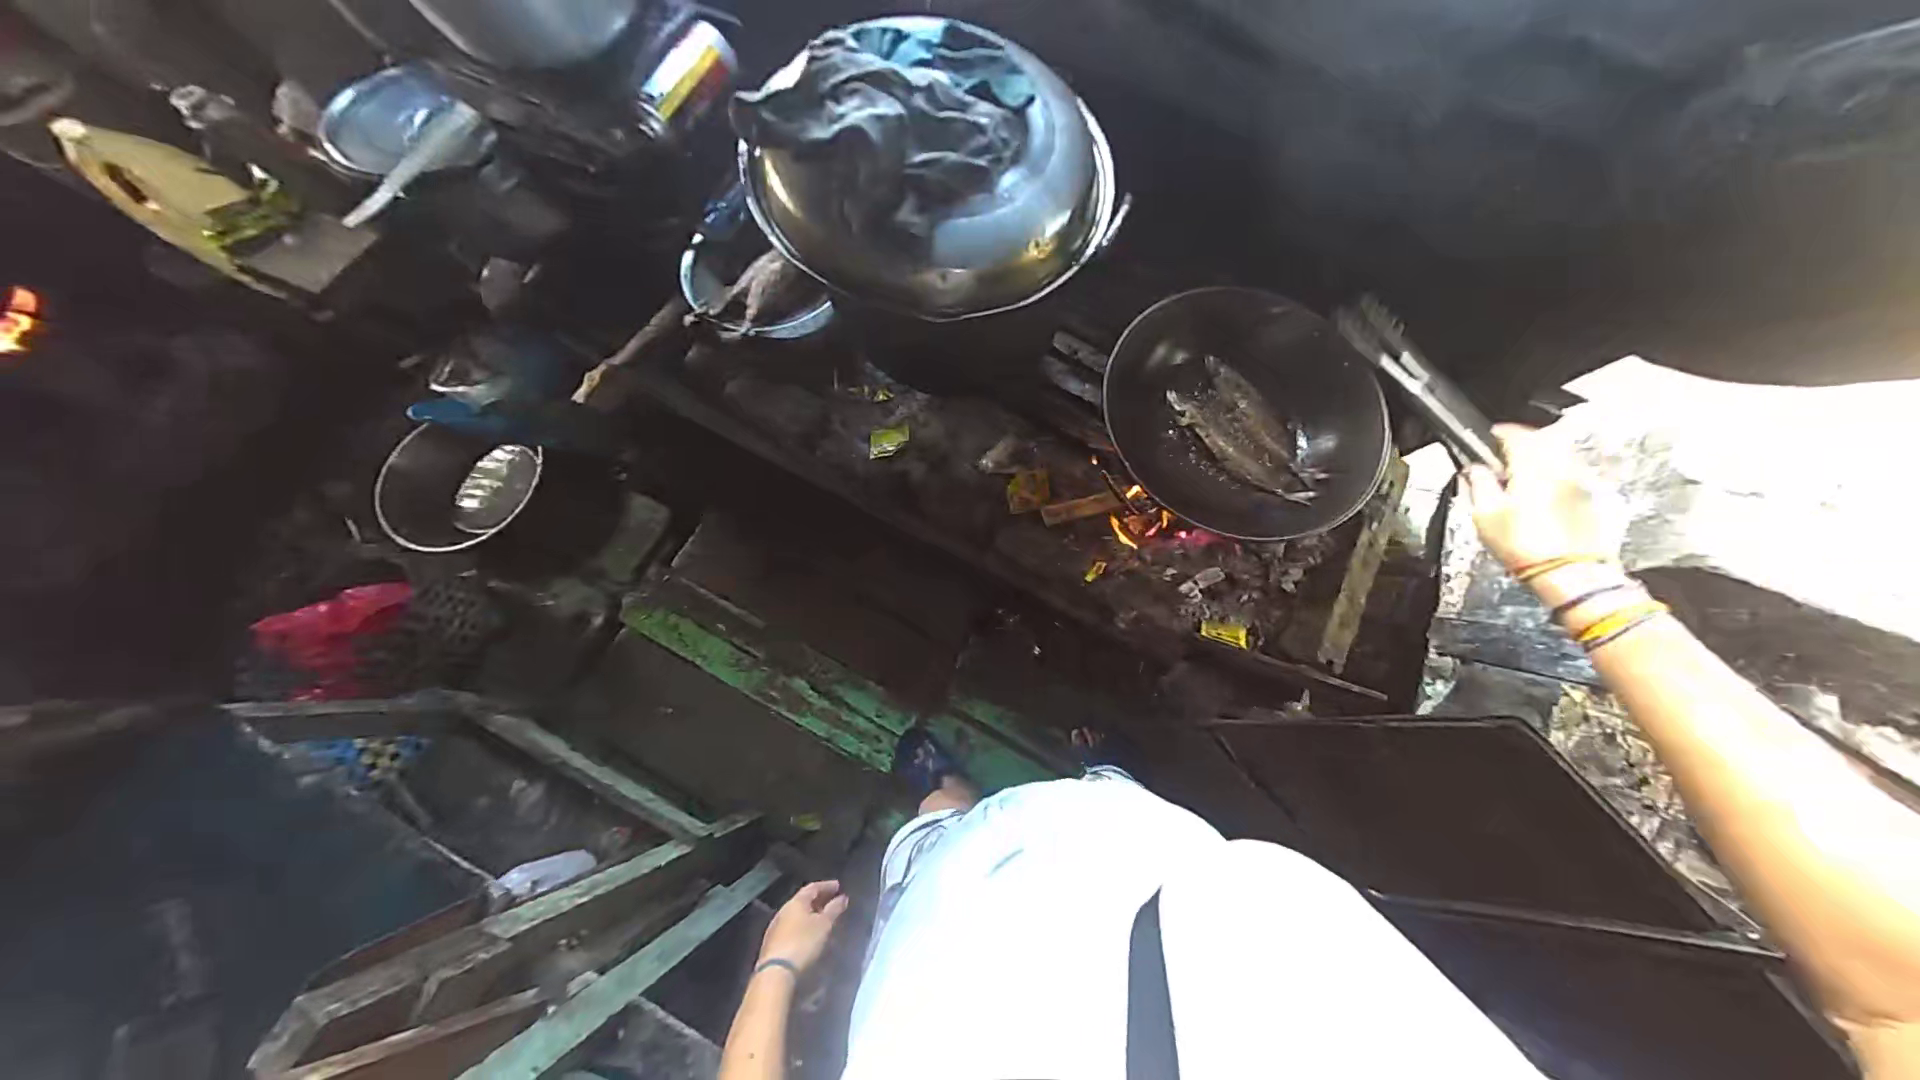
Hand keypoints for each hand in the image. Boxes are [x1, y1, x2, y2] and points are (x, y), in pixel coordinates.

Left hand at [757, 880, 849, 974]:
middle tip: (832, 901)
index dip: (827, 886)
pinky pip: (792, 928)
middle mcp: (783, 911)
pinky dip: (803, 927)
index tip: (838, 886)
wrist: (776, 972)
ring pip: (797, 915)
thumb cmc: (803, 943)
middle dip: (819, 900)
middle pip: (803, 901)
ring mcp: (776, 928)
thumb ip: (834, 909)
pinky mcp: (772, 944)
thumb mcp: (824, 925)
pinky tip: (809, 935)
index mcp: (796, 902)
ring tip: (823, 919)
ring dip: (810, 914)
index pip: (813, 888)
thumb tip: (842, 898)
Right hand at [1463, 424, 1611, 571]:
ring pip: (1562, 455)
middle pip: (1545, 441)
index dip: (1501, 432)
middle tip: (1506, 451)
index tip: (1491, 434)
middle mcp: (1562, 467)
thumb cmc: (1521, 543)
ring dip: (1543, 455)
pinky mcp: (1595, 497)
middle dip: (1525, 441)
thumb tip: (1476, 470)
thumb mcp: (1484, 514)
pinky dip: (1557, 472)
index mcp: (1532, 467)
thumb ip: (1479, 485)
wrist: (1568, 572)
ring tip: (1525, 469)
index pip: (1518, 435)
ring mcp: (1583, 481)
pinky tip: (1544, 487)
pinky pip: (1573, 473)